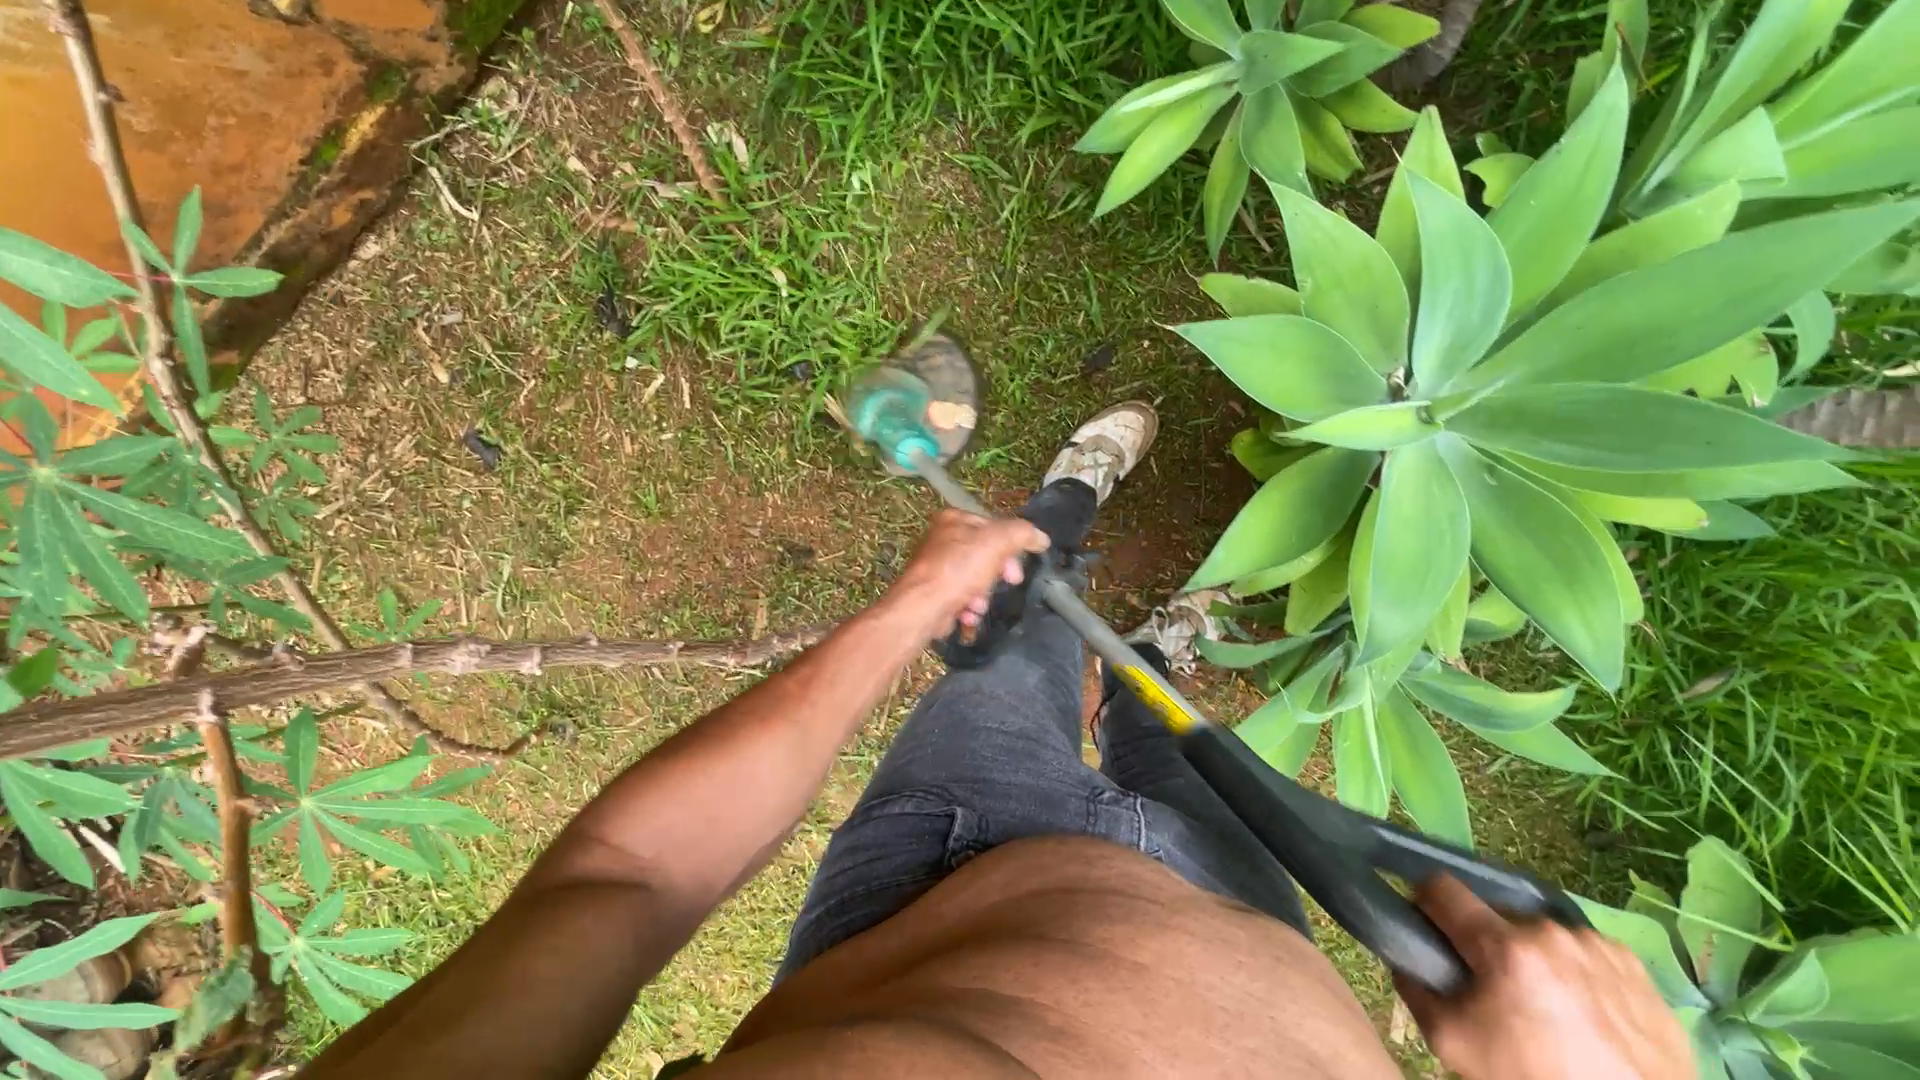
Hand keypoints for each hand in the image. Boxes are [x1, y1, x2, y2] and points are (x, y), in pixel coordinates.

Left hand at [885, 508, 1050, 640]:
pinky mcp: (933, 593)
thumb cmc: (958, 569)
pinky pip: (960, 598)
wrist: (923, 607)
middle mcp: (941, 540)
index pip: (992, 526)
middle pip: (984, 555)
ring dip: (984, 595)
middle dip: (998, 574)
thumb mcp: (997, 542)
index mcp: (953, 519)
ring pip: (974, 579)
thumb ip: (1023, 534)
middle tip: (1009, 583)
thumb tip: (1041, 538)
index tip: (1018, 567)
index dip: (1010, 546)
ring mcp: (935, 567)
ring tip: (979, 605)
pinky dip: (968, 608)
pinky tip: (968, 614)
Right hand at [1397, 876, 1693, 1079]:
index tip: (1428, 926)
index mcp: (1504, 945)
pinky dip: (1570, 967)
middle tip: (1490, 982)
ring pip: (1538, 930)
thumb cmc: (1534, 1077)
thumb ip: (1415, 989)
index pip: (1441, 887)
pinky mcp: (1632, 961)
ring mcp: (1595, 943)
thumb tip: (1406, 957)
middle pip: (1492, 912)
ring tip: (1543, 1000)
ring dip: (1528, 952)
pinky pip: (1581, 948)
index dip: (1424, 902)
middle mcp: (1549, 930)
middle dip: (1482, 938)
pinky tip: (1580, 1007)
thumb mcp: (1452, 1043)